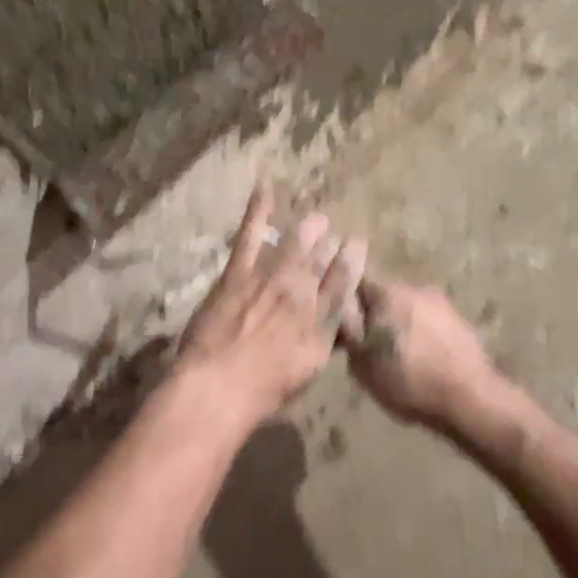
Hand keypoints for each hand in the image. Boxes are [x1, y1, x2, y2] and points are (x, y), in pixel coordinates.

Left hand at [175, 185, 366, 427]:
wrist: (220, 385)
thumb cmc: (265, 388)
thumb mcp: (309, 370)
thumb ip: (324, 340)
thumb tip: (334, 323)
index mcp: (322, 318)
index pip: (345, 282)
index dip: (353, 261)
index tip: (357, 247)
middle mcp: (302, 291)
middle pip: (322, 259)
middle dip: (331, 245)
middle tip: (334, 237)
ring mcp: (269, 277)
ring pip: (296, 243)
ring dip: (310, 228)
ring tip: (318, 220)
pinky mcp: (238, 272)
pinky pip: (250, 234)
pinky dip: (258, 210)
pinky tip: (265, 188)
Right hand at [345, 277, 501, 428]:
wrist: (469, 399)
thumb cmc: (408, 380)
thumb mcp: (362, 363)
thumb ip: (347, 331)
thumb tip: (340, 310)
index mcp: (388, 292)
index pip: (356, 282)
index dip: (344, 301)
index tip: (340, 323)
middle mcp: (416, 287)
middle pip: (383, 296)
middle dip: (374, 316)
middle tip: (367, 346)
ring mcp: (442, 303)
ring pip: (408, 309)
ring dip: (400, 326)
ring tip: (397, 358)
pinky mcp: (461, 322)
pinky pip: (430, 323)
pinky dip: (422, 336)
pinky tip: (422, 362)